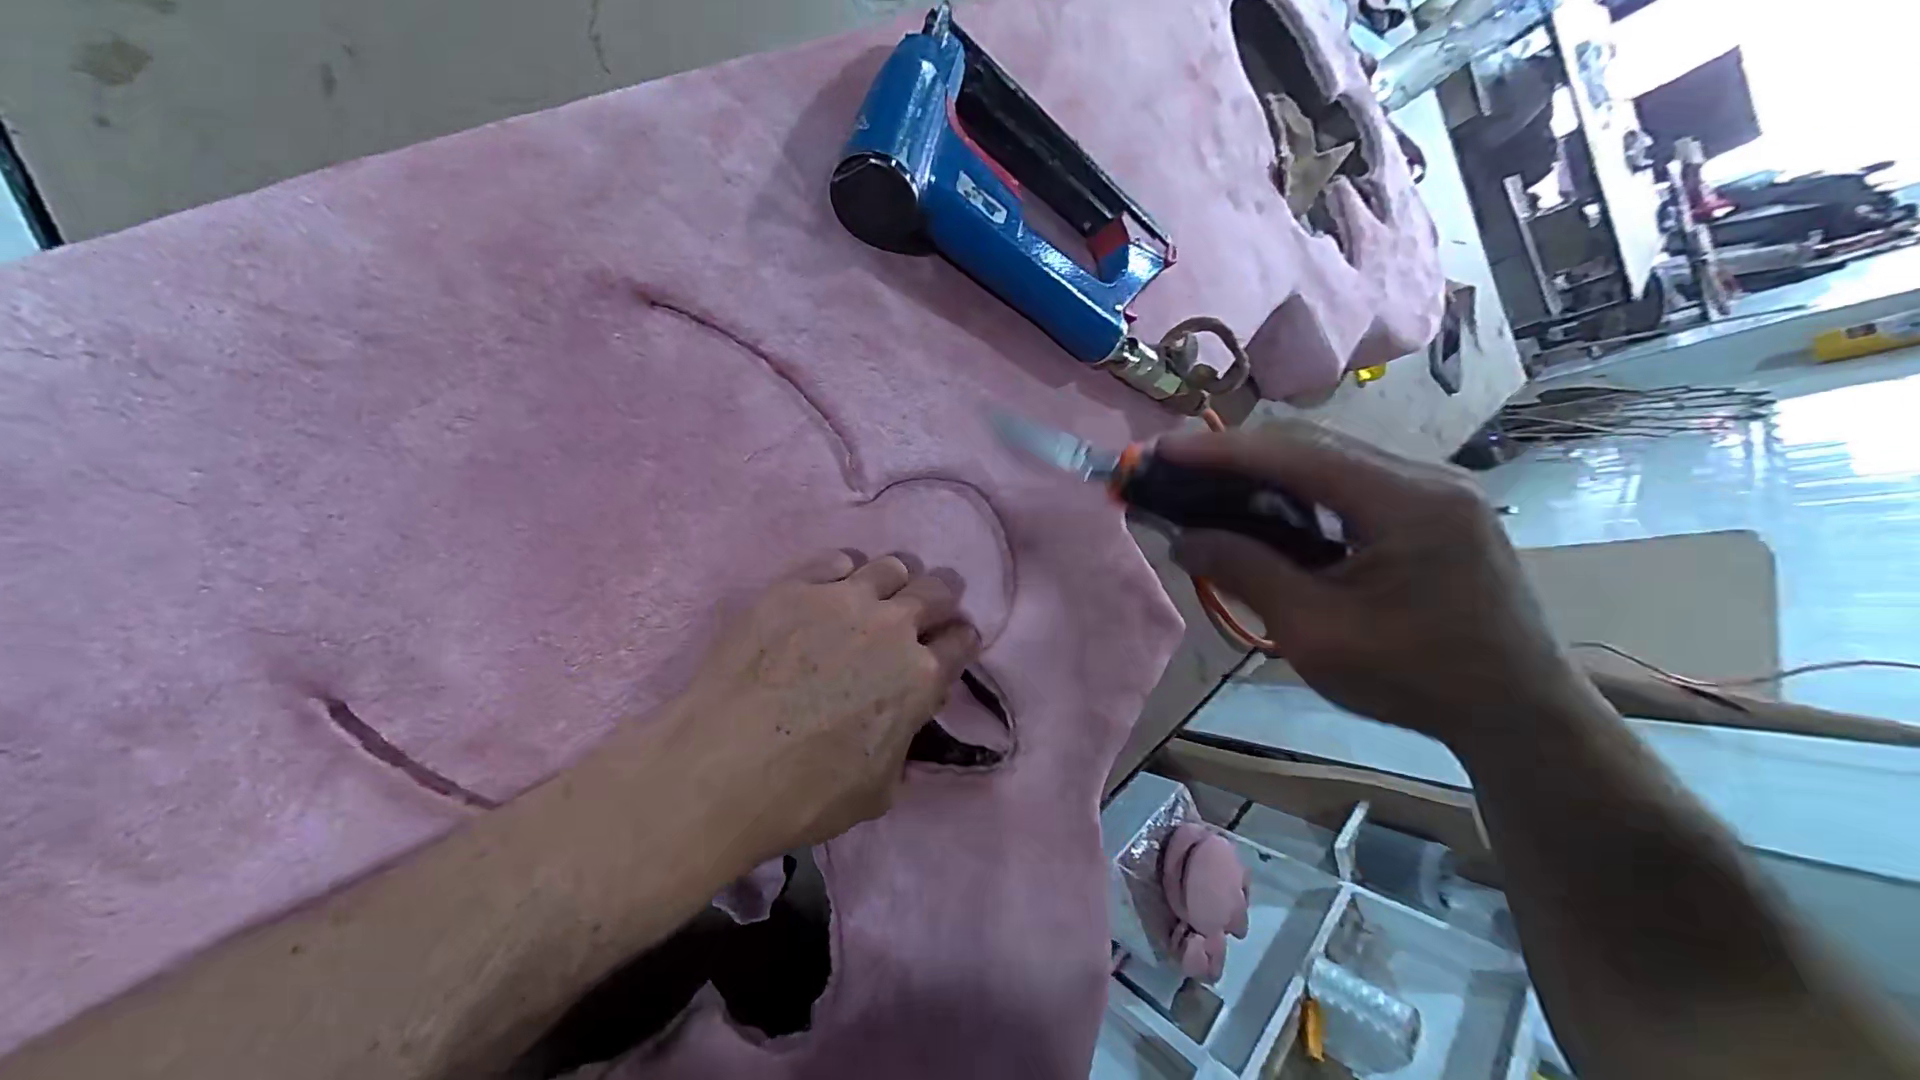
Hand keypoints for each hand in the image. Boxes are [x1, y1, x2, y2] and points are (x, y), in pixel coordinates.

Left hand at [676, 551, 979, 857]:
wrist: (719, 768)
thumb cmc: (806, 794)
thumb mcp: (880, 790)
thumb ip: (904, 743)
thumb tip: (905, 717)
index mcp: (921, 676)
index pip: (962, 640)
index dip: (962, 641)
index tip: (952, 644)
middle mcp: (892, 626)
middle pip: (938, 590)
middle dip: (942, 599)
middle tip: (927, 610)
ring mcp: (841, 599)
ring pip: (891, 566)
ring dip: (897, 580)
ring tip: (880, 595)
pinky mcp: (794, 587)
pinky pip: (836, 560)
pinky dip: (846, 571)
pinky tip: (832, 591)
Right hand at [1162, 421, 1583, 750]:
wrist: (1518, 714)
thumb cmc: (1416, 680)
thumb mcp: (1316, 633)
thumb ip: (1246, 573)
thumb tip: (1183, 538)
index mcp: (1406, 501)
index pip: (1294, 454)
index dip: (1219, 450)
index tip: (1160, 452)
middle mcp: (1424, 478)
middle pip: (1311, 446)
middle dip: (1235, 457)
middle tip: (1175, 473)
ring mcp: (1433, 491)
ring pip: (1329, 461)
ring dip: (1264, 473)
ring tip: (1207, 490)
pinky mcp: (1430, 511)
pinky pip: (1348, 485)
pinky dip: (1296, 493)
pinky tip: (1265, 513)